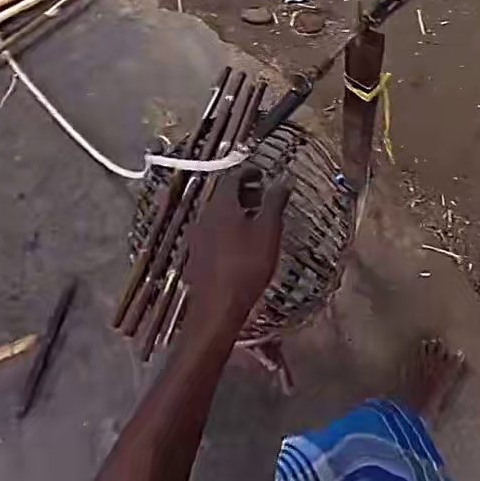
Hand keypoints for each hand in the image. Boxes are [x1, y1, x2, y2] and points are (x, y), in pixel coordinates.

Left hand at [183, 167, 289, 338]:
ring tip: (257, 219)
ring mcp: (198, 236)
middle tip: (263, 195)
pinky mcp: (196, 255)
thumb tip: (283, 180)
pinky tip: (241, 243)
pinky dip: (228, 228)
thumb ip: (274, 202)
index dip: (249, 172)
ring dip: (237, 210)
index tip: (261, 172)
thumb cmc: (245, 266)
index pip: (233, 177)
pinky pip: (213, 231)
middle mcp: (205, 215)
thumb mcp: (268, 231)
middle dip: (244, 191)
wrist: (216, 308)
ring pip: (218, 214)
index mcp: (222, 204)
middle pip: (224, 195)